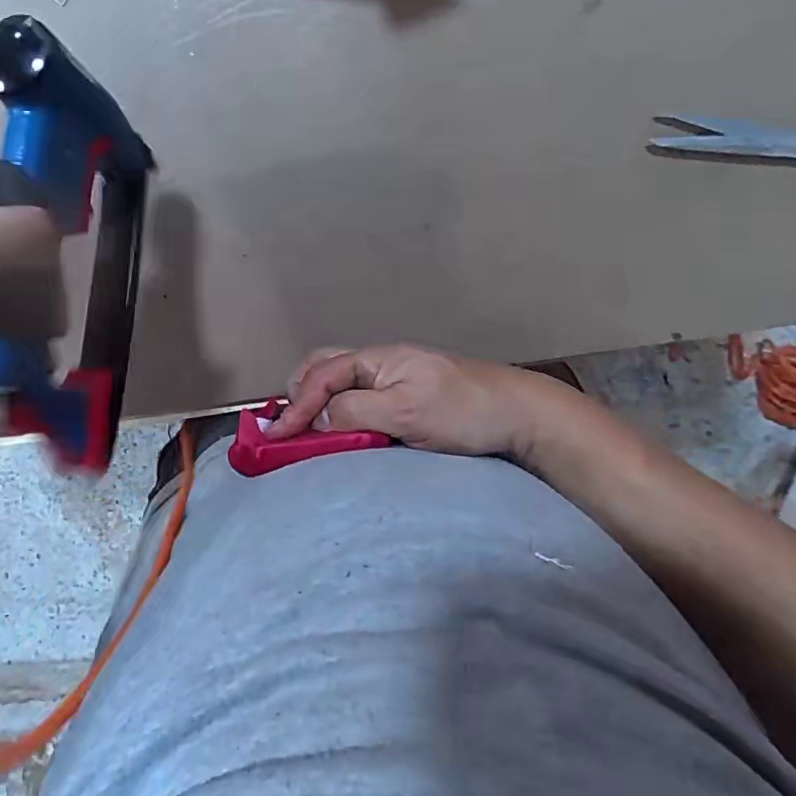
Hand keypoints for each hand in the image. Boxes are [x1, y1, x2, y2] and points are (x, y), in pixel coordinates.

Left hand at [0, 163, 57, 386]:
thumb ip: (27, 228)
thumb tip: (58, 238)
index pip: (15, 177)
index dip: (46, 198)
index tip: (69, 237)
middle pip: (16, 228)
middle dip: (41, 263)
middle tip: (56, 297)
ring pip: (5, 267)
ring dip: (28, 295)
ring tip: (41, 327)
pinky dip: (7, 314)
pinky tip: (14, 336)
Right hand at [265, 344, 600, 460]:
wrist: (519, 413)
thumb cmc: (462, 410)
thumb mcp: (403, 412)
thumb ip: (354, 411)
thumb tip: (318, 418)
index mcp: (375, 358)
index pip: (321, 376)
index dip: (296, 407)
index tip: (276, 437)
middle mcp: (379, 363)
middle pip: (324, 367)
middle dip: (300, 391)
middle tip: (289, 424)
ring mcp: (393, 378)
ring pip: (340, 380)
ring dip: (318, 399)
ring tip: (308, 427)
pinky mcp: (406, 396)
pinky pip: (359, 395)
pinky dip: (338, 407)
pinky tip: (341, 426)